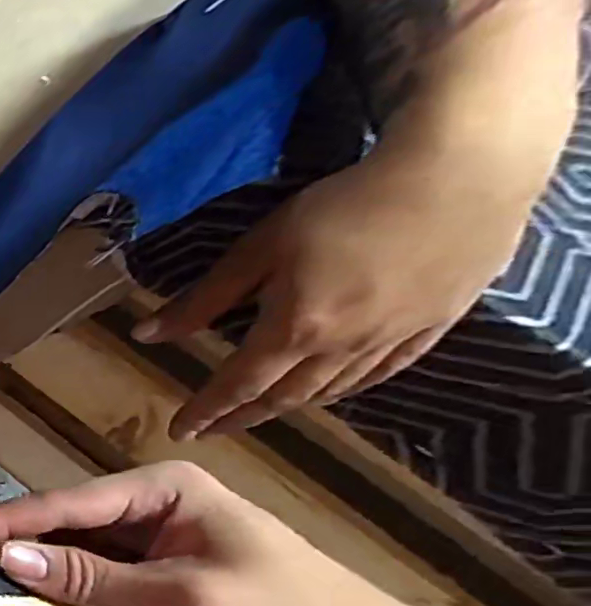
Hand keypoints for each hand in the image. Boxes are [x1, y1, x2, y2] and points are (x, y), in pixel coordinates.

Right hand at [0, 462, 483, 605]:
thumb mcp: (180, 598)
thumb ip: (87, 577)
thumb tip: (5, 559)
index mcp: (161, 488)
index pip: (63, 503)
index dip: (4, 527)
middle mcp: (151, 505)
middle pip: (64, 527)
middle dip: (23, 556)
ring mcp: (156, 541)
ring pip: (77, 556)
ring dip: (51, 583)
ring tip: (12, 602)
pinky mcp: (161, 575)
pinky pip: (100, 581)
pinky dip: (82, 601)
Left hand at [134, 149, 529, 440]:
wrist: (462, 173)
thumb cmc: (340, 209)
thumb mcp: (254, 252)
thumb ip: (200, 301)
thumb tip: (144, 336)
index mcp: (295, 330)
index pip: (237, 385)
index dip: (206, 411)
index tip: (181, 432)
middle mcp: (344, 346)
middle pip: (282, 397)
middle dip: (241, 417)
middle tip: (211, 431)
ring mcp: (395, 338)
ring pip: (330, 390)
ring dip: (287, 408)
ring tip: (257, 414)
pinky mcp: (435, 324)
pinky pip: (381, 373)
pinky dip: (343, 390)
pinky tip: (329, 392)